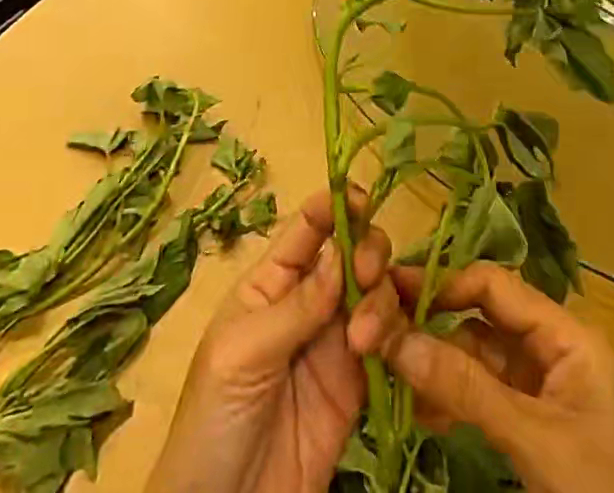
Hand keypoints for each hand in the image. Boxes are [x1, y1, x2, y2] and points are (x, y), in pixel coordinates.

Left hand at [146, 189, 393, 492]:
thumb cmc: (215, 415)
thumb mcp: (243, 351)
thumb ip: (295, 307)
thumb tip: (339, 254)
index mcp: (268, 285)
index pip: (305, 231)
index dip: (333, 207)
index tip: (361, 199)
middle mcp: (306, 304)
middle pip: (351, 257)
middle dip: (366, 253)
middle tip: (366, 277)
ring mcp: (335, 344)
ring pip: (375, 297)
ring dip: (380, 303)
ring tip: (364, 340)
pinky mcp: (359, 386)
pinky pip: (389, 346)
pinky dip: (398, 338)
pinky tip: (390, 351)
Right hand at [349, 262, 613, 492]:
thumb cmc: (609, 492)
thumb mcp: (536, 439)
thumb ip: (465, 387)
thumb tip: (393, 338)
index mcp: (565, 335)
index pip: (491, 285)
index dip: (440, 283)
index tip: (387, 292)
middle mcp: (550, 348)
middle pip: (476, 317)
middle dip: (429, 325)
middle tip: (375, 333)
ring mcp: (539, 385)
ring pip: (472, 355)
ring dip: (433, 365)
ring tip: (387, 376)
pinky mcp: (530, 419)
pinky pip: (478, 392)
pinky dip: (448, 398)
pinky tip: (416, 412)